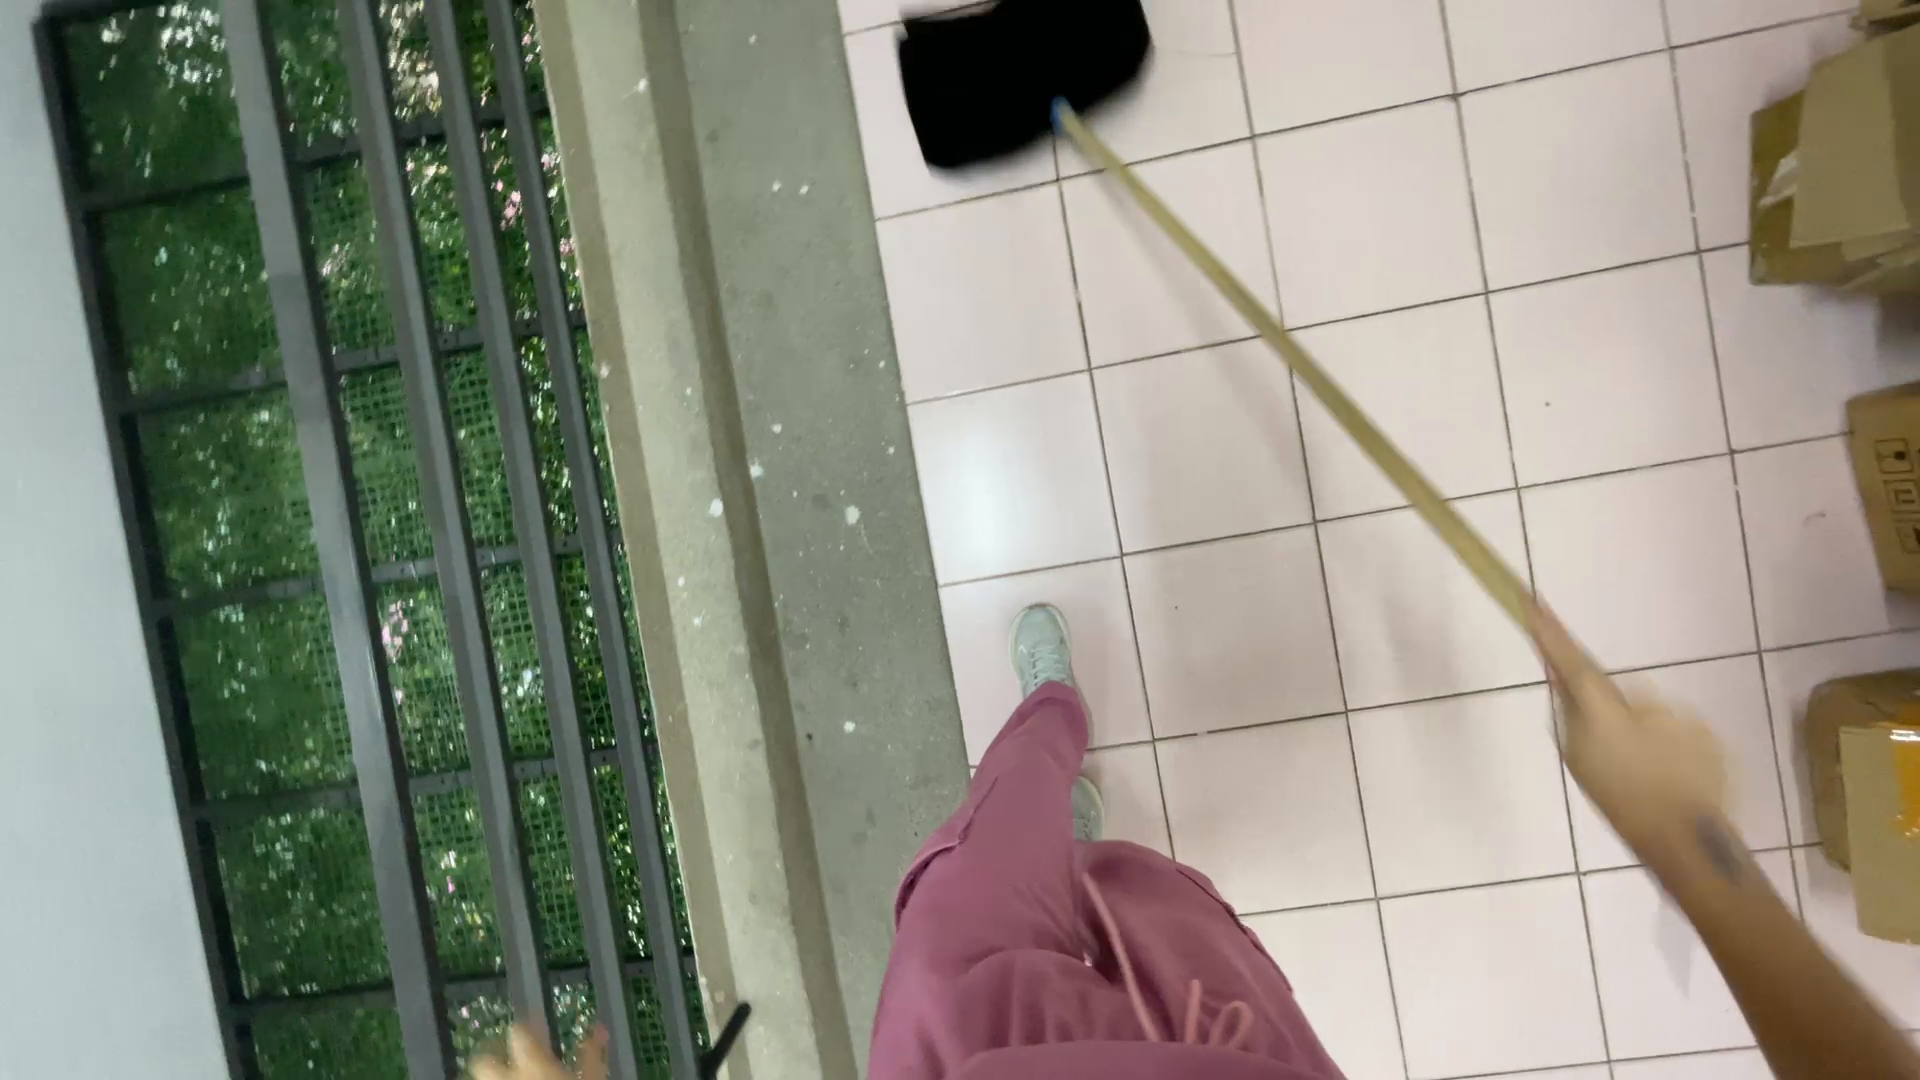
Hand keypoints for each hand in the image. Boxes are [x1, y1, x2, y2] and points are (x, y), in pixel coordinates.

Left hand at [470, 1025, 606, 1079]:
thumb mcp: (592, 1079)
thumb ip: (592, 1053)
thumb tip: (598, 1028)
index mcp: (532, 1065)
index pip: (517, 1032)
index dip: (524, 1026)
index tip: (534, 1025)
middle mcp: (508, 1079)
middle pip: (483, 1061)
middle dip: (492, 1055)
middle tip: (509, 1055)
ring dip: (494, 1077)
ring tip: (510, 1077)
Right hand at [1531, 606, 1730, 852]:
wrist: (1684, 838)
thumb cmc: (1615, 795)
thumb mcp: (1574, 751)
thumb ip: (1567, 707)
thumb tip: (1559, 675)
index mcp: (1604, 706)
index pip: (1569, 660)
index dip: (1549, 631)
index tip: (1532, 601)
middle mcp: (1646, 700)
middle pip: (1613, 689)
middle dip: (1606, 706)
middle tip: (1605, 745)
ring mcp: (1684, 716)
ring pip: (1648, 709)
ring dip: (1641, 727)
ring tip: (1641, 768)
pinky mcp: (1712, 733)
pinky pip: (1677, 727)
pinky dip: (1669, 742)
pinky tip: (1667, 772)